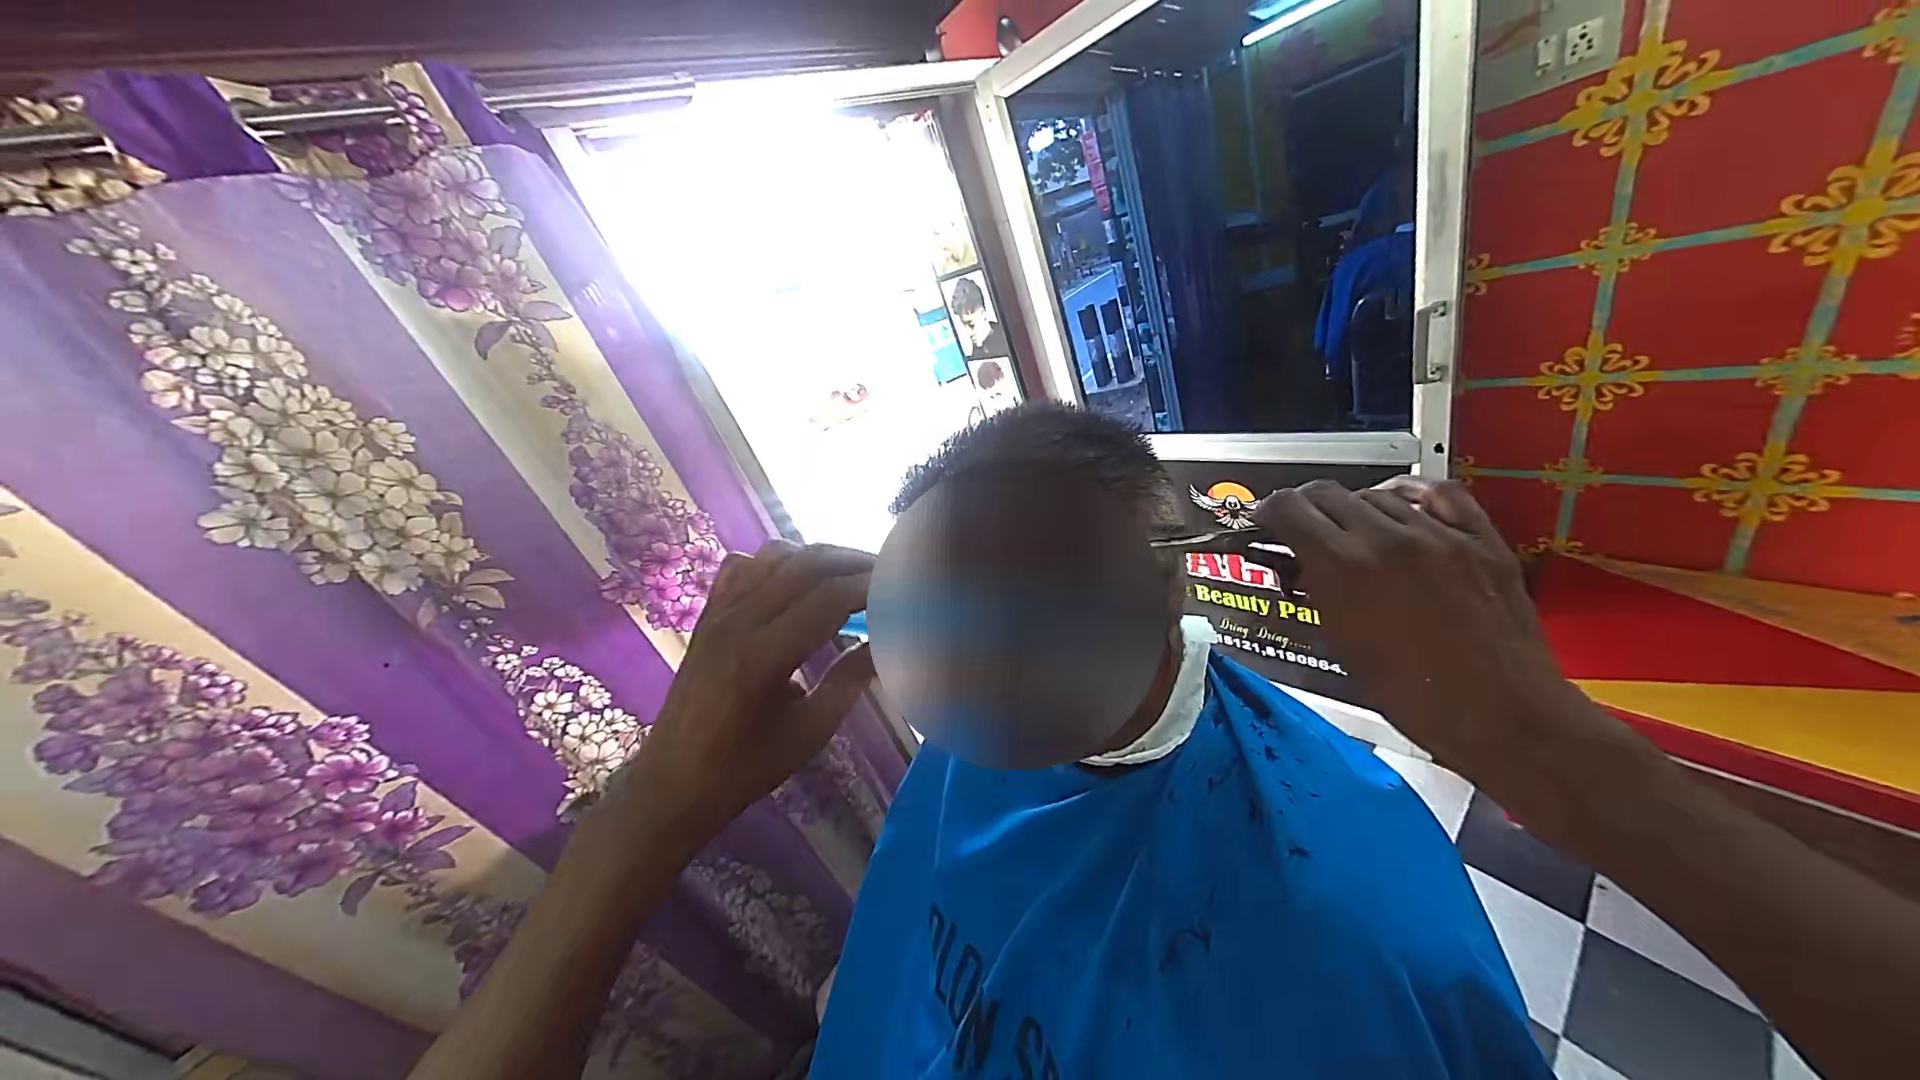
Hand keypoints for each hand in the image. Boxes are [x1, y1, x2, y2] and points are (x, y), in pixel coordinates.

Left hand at [616, 540, 876, 826]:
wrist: (672, 782)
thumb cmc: (745, 767)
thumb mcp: (809, 731)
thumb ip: (850, 680)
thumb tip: (887, 643)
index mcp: (762, 656)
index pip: (829, 598)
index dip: (872, 585)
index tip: (905, 584)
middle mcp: (738, 621)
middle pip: (807, 565)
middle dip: (855, 562)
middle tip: (890, 573)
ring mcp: (718, 612)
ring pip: (776, 556)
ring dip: (821, 557)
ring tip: (851, 573)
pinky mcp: (708, 614)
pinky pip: (745, 566)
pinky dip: (779, 561)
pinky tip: (797, 580)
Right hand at [1252, 478, 1619, 788]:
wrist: (1497, 714)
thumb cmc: (1413, 695)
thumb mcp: (1338, 641)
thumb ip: (1316, 590)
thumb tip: (1302, 566)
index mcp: (1343, 568)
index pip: (1288, 508)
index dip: (1268, 511)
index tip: (1266, 519)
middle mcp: (1387, 540)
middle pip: (1326, 493)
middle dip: (1303, 506)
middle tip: (1300, 524)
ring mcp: (1438, 535)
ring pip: (1375, 493)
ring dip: (1353, 506)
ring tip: (1350, 528)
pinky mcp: (1479, 540)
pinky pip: (1438, 494)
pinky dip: (1409, 493)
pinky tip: (1399, 503)